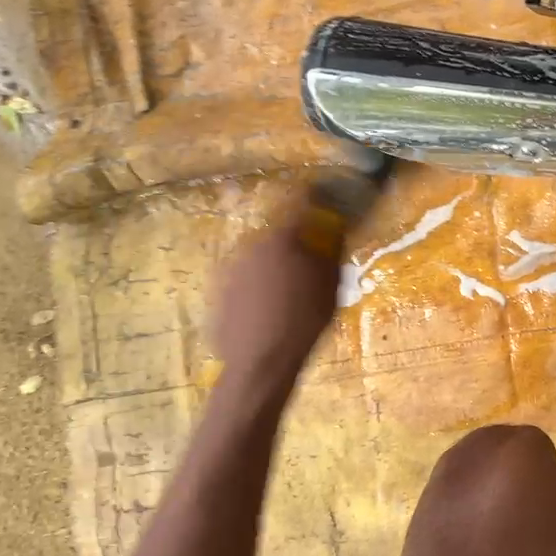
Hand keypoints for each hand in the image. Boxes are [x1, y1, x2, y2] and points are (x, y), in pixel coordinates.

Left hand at [210, 189, 342, 390]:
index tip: (327, 194)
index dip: (315, 195)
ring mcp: (231, 269)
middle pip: (279, 229)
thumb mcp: (331, 282)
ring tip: (294, 278)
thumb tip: (335, 227)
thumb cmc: (304, 319)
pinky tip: (273, 300)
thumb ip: (331, 249)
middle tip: (315, 247)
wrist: (259, 361)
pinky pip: (247, 276)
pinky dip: (262, 280)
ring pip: (261, 253)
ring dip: (278, 258)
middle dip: (297, 234)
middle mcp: (251, 245)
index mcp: (281, 238)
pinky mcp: (220, 292)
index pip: (299, 201)